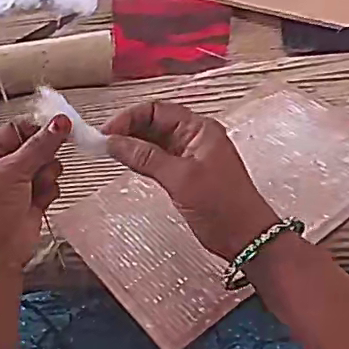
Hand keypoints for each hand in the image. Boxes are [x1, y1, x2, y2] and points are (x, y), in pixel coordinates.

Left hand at [0, 117, 69, 270]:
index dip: (37, 128)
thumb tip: (59, 123)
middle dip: (44, 154)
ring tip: (38, 183)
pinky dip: (49, 190)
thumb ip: (40, 145)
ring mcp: (15, 188)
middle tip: (47, 157)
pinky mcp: (30, 205)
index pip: (16, 130)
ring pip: (44, 168)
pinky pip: (48, 187)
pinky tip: (41, 198)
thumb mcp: (12, 168)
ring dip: (47, 173)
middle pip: (34, 149)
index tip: (59, 126)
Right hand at [102, 101, 278, 260]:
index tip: (106, 132)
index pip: (157, 110)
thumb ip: (145, 157)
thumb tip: (114, 142)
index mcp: (199, 129)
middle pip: (153, 123)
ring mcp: (189, 155)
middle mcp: (194, 137)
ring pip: (153, 140)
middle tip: (102, 142)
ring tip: (108, 152)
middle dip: (127, 129)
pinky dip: (139, 158)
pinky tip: (125, 162)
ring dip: (131, 144)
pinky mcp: (184, 173)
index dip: (129, 118)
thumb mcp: (180, 178)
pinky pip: (156, 157)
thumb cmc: (223, 205)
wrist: (245, 238)